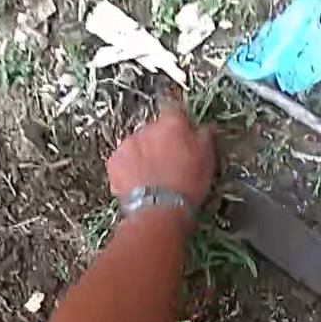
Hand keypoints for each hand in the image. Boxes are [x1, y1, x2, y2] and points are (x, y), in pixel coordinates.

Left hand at [106, 84, 215, 209]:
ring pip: (137, 144)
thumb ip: (204, 137)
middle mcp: (147, 128)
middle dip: (159, 142)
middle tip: (168, 163)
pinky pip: (122, 160)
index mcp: (172, 124)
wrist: (159, 211)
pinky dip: (128, 168)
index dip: (178, 123)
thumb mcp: (207, 161)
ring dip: (143, 155)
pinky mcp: (114, 162)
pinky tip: (139, 183)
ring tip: (152, 177)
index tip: (181, 136)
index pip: (174, 110)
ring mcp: (127, 144)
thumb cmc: (187, 186)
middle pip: (153, 129)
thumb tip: (204, 127)